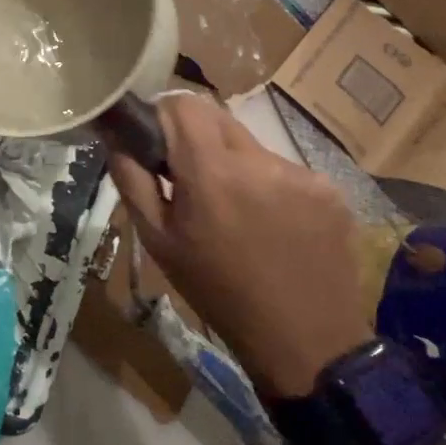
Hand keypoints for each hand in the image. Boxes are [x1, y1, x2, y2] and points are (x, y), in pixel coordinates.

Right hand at [108, 94, 372, 396]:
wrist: (305, 342)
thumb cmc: (215, 289)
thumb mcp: (156, 238)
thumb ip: (131, 177)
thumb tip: (114, 132)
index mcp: (211, 171)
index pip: (182, 103)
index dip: (163, 114)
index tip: (155, 143)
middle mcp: (259, 161)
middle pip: (216, 118)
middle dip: (195, 138)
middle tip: (188, 179)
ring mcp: (302, 175)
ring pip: (249, 144)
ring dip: (232, 163)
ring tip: (233, 210)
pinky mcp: (331, 191)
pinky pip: (283, 169)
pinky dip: (267, 185)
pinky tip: (269, 223)